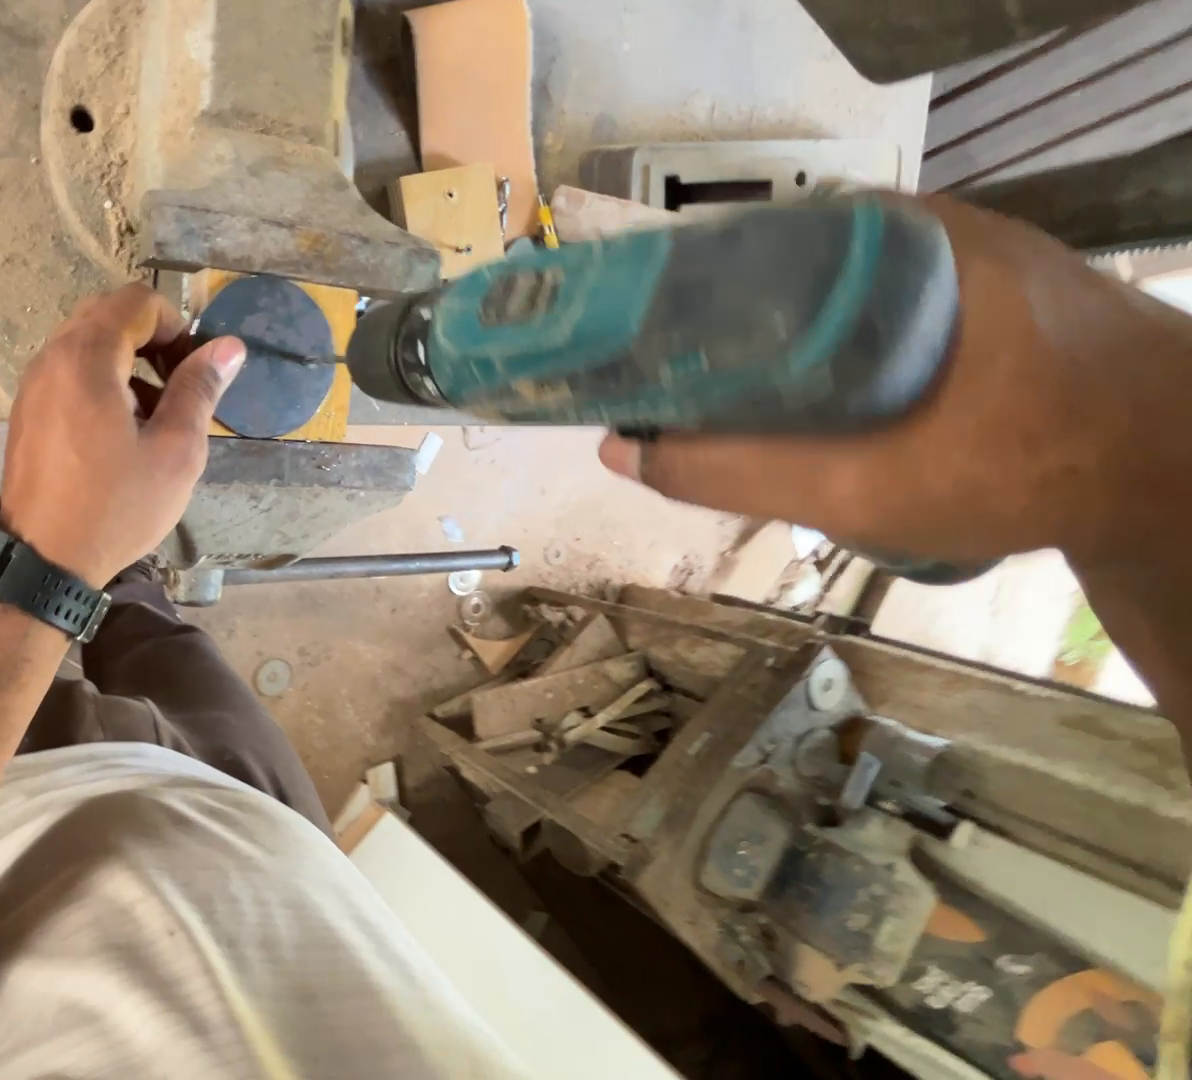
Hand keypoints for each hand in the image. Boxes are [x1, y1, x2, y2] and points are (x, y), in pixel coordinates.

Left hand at [0, 284, 246, 585]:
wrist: (44, 560)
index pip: (138, 302)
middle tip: (178, 388)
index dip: (176, 325)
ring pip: (87, 344)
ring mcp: (33, 384)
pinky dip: (100, 382)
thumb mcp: (175, 451)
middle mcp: (52, 358)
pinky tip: (119, 433)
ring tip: (153, 417)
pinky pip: (69, 372)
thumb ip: (199, 389)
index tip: (194, 370)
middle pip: (109, 315)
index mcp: (87, 358)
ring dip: (127, 363)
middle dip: (151, 340)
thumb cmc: (116, 508)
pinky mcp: (27, 411)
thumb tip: (229, 347)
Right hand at [597, 195, 1191, 564]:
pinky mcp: (969, 287)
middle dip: (702, 323)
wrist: (1183, 477)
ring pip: (806, 289)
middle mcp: (918, 232)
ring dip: (750, 333)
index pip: (740, 248)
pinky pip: (850, 302)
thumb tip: (616, 453)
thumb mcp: (859, 489)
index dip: (669, 294)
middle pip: (766, 269)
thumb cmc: (1026, 471)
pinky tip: (782, 389)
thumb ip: (732, 473)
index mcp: (894, 244)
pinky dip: (801, 339)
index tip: (624, 341)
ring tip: (699, 388)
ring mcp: (950, 255)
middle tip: (653, 378)